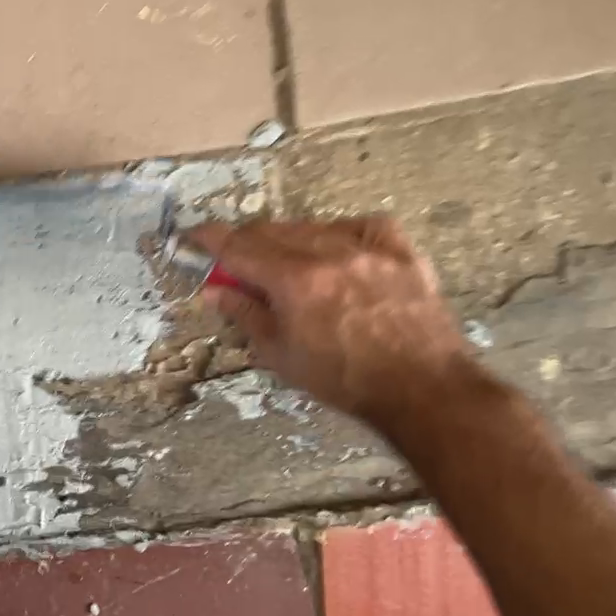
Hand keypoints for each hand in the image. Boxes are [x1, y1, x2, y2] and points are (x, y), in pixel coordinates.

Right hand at [185, 218, 479, 432]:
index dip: (210, 239)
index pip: (239, 248)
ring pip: (313, 227)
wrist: (421, 388)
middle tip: (233, 259)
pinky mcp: (403, 256)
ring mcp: (370, 252)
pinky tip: (334, 246)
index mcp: (293, 281)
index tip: (193, 235)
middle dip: (245, 240)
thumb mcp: (277, 352)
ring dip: (286, 237)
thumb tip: (213, 290)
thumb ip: (245, 314)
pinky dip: (340, 231)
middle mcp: (330, 255)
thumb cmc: (340, 378)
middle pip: (272, 231)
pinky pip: (366, 226)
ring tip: (280, 259)